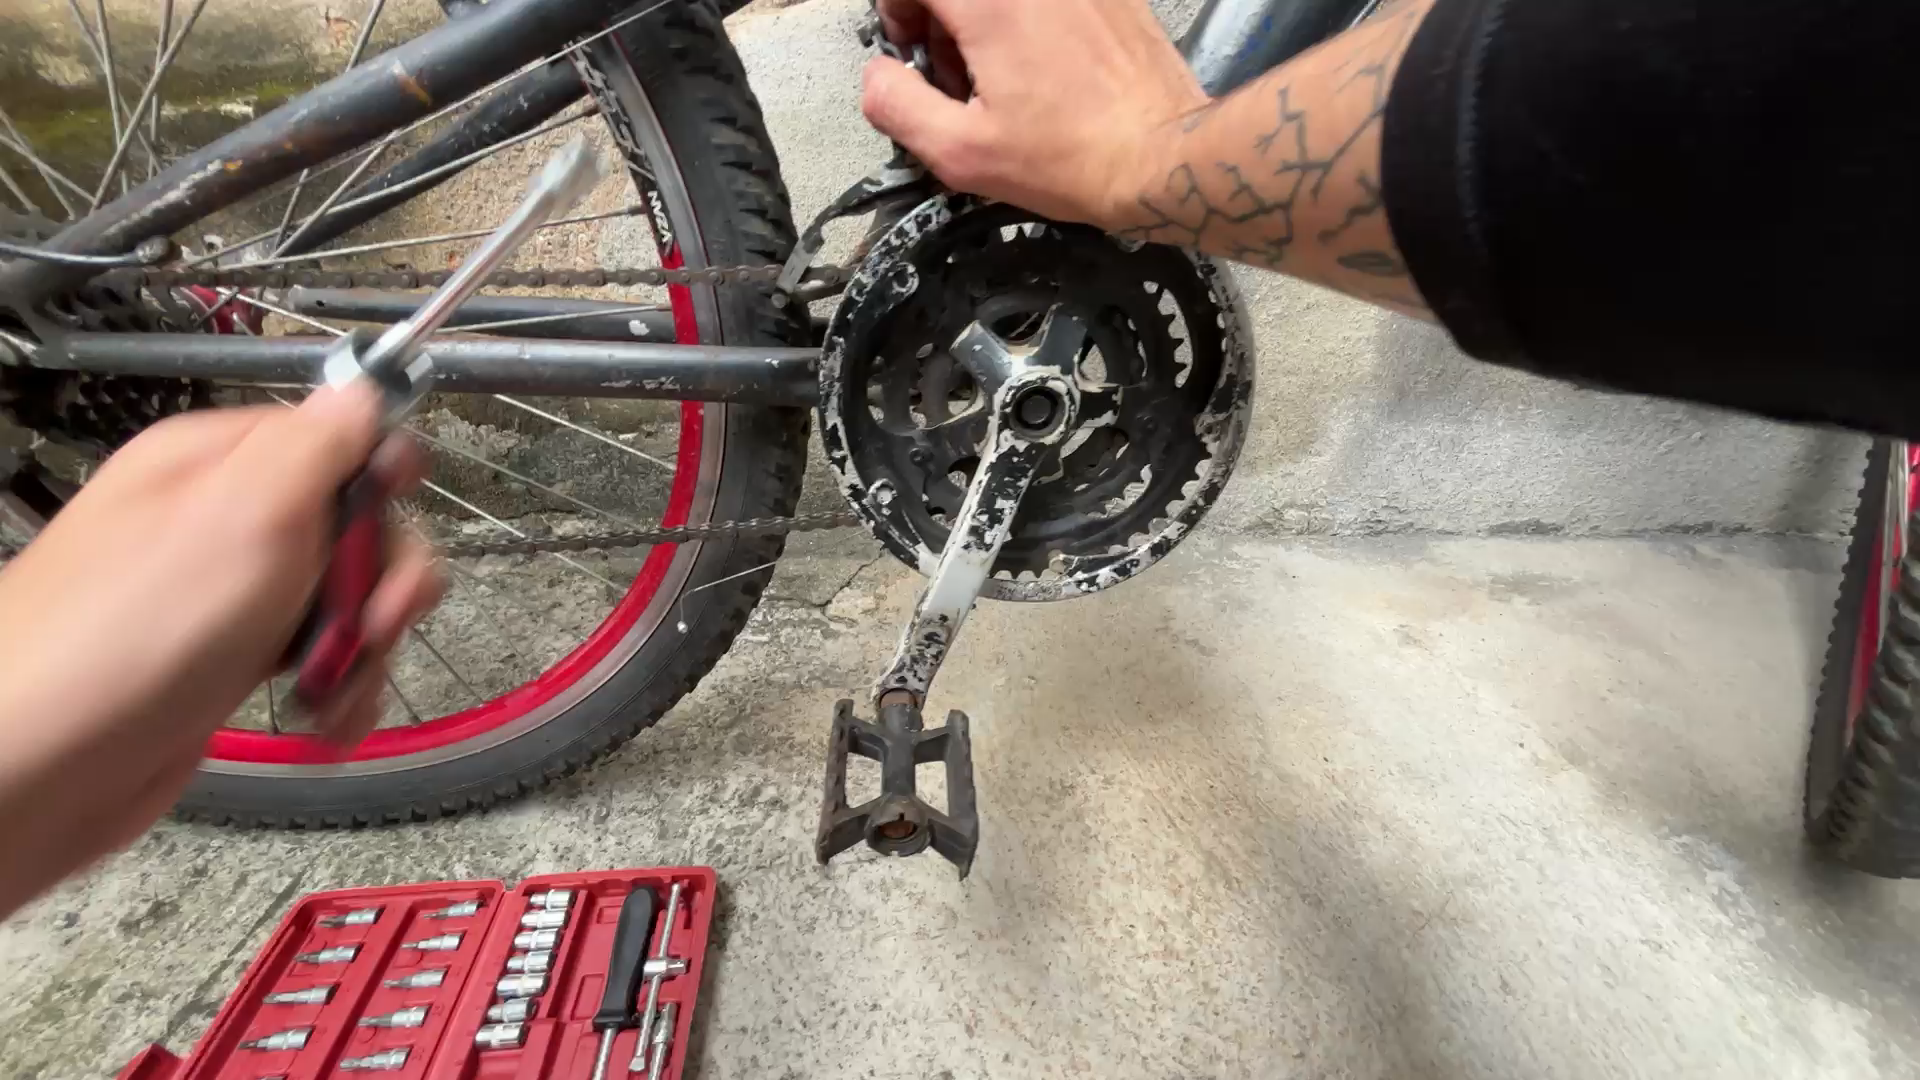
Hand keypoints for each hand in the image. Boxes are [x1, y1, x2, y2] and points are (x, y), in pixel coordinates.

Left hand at [0, 386, 440, 916]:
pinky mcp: (251, 657)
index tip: (386, 522)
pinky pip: (335, 657)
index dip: (385, 485)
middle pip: (370, 534)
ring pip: (361, 602)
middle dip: (389, 585)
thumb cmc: (144, 630)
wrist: (40, 772)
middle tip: (374, 623)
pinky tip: (326, 715)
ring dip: (369, 651)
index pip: (348, 446)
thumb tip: (364, 389)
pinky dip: (345, 690)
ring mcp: (246, 594)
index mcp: (228, 467)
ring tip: (335, 689)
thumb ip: (318, 444)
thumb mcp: (248, 512)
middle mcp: (238, 524)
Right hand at [862, 0, 1208, 229]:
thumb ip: (898, 107)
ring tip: (1004, 84)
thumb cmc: (1067, 160)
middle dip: (942, 22)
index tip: (914, 56)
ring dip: (984, 25)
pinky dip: (1027, 23)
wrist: (1157, 158)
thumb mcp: (962, 154)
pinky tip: (1043, 72)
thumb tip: (878, 78)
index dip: (899, 13)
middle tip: (959, 82)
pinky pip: (1042, 0)